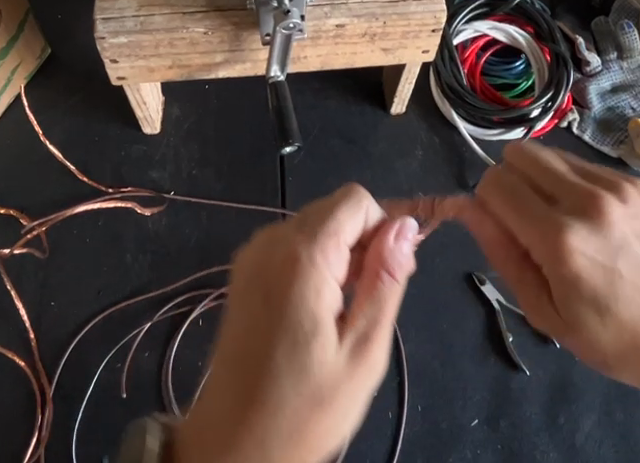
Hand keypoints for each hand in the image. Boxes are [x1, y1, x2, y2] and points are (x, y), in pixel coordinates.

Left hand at [175, 185, 418, 462]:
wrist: (233, 446)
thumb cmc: (305, 409)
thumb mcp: (362, 352)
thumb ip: (385, 280)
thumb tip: (406, 225)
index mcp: (302, 255)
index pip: (355, 199)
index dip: (382, 229)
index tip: (390, 276)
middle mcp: (272, 240)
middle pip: (334, 209)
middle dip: (362, 242)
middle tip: (368, 303)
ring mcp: (252, 253)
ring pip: (315, 224)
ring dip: (339, 255)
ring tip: (342, 315)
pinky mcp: (243, 270)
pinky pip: (292, 243)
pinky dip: (314, 263)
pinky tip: (316, 312)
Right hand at [459, 140, 639, 403]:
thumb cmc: (615, 340)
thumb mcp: (545, 313)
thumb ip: (501, 252)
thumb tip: (465, 206)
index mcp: (561, 240)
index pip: (494, 183)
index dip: (486, 204)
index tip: (504, 231)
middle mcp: (588, 200)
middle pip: (517, 154)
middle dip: (509, 182)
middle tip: (528, 223)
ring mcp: (617, 186)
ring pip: (547, 152)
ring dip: (539, 178)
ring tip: (560, 220)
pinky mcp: (636, 182)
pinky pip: (579, 162)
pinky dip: (570, 181)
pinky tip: (590, 219)